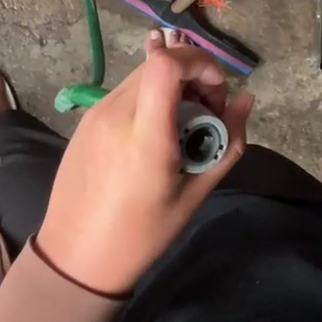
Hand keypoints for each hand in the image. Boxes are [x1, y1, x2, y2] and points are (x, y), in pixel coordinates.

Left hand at [35, 30, 253, 294]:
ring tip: (185, 125)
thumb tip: (245, 100)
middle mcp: (115, 113)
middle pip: (160, 62)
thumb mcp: (195, 194)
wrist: (75, 258)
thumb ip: (227, 143)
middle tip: (209, 112)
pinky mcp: (85, 120)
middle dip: (194, 76)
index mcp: (144, 134)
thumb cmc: (141, 235)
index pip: (167, 64)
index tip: (217, 93)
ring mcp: (95, 114)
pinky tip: (157, 134)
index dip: (200, 63)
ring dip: (173, 86)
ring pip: (143, 74)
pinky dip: (151, 97)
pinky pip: (126, 92)